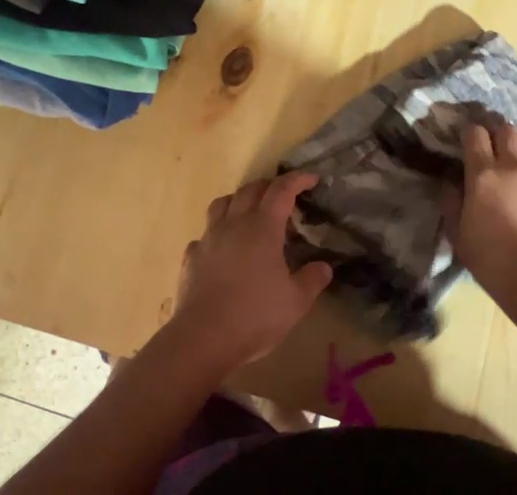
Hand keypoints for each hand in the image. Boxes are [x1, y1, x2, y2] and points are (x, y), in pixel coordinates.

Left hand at [164, 172, 333, 369]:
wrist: (203, 337)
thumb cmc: (255, 316)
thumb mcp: (295, 302)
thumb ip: (311, 280)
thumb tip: (324, 266)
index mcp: (262, 228)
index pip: (281, 191)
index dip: (297, 180)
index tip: (311, 178)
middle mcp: (234, 224)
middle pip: (250, 190)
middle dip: (269, 185)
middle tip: (283, 195)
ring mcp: (209, 238)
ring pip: (222, 203)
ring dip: (239, 200)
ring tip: (249, 212)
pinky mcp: (192, 257)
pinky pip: (205, 234)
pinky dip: (217, 233)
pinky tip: (223, 250)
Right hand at [447, 124, 516, 291]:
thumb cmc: (491, 259)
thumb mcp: (458, 234)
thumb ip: (452, 202)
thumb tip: (451, 183)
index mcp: (484, 173)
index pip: (476, 133)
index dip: (471, 135)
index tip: (470, 144)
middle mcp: (514, 166)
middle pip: (508, 131)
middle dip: (500, 137)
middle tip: (497, 155)